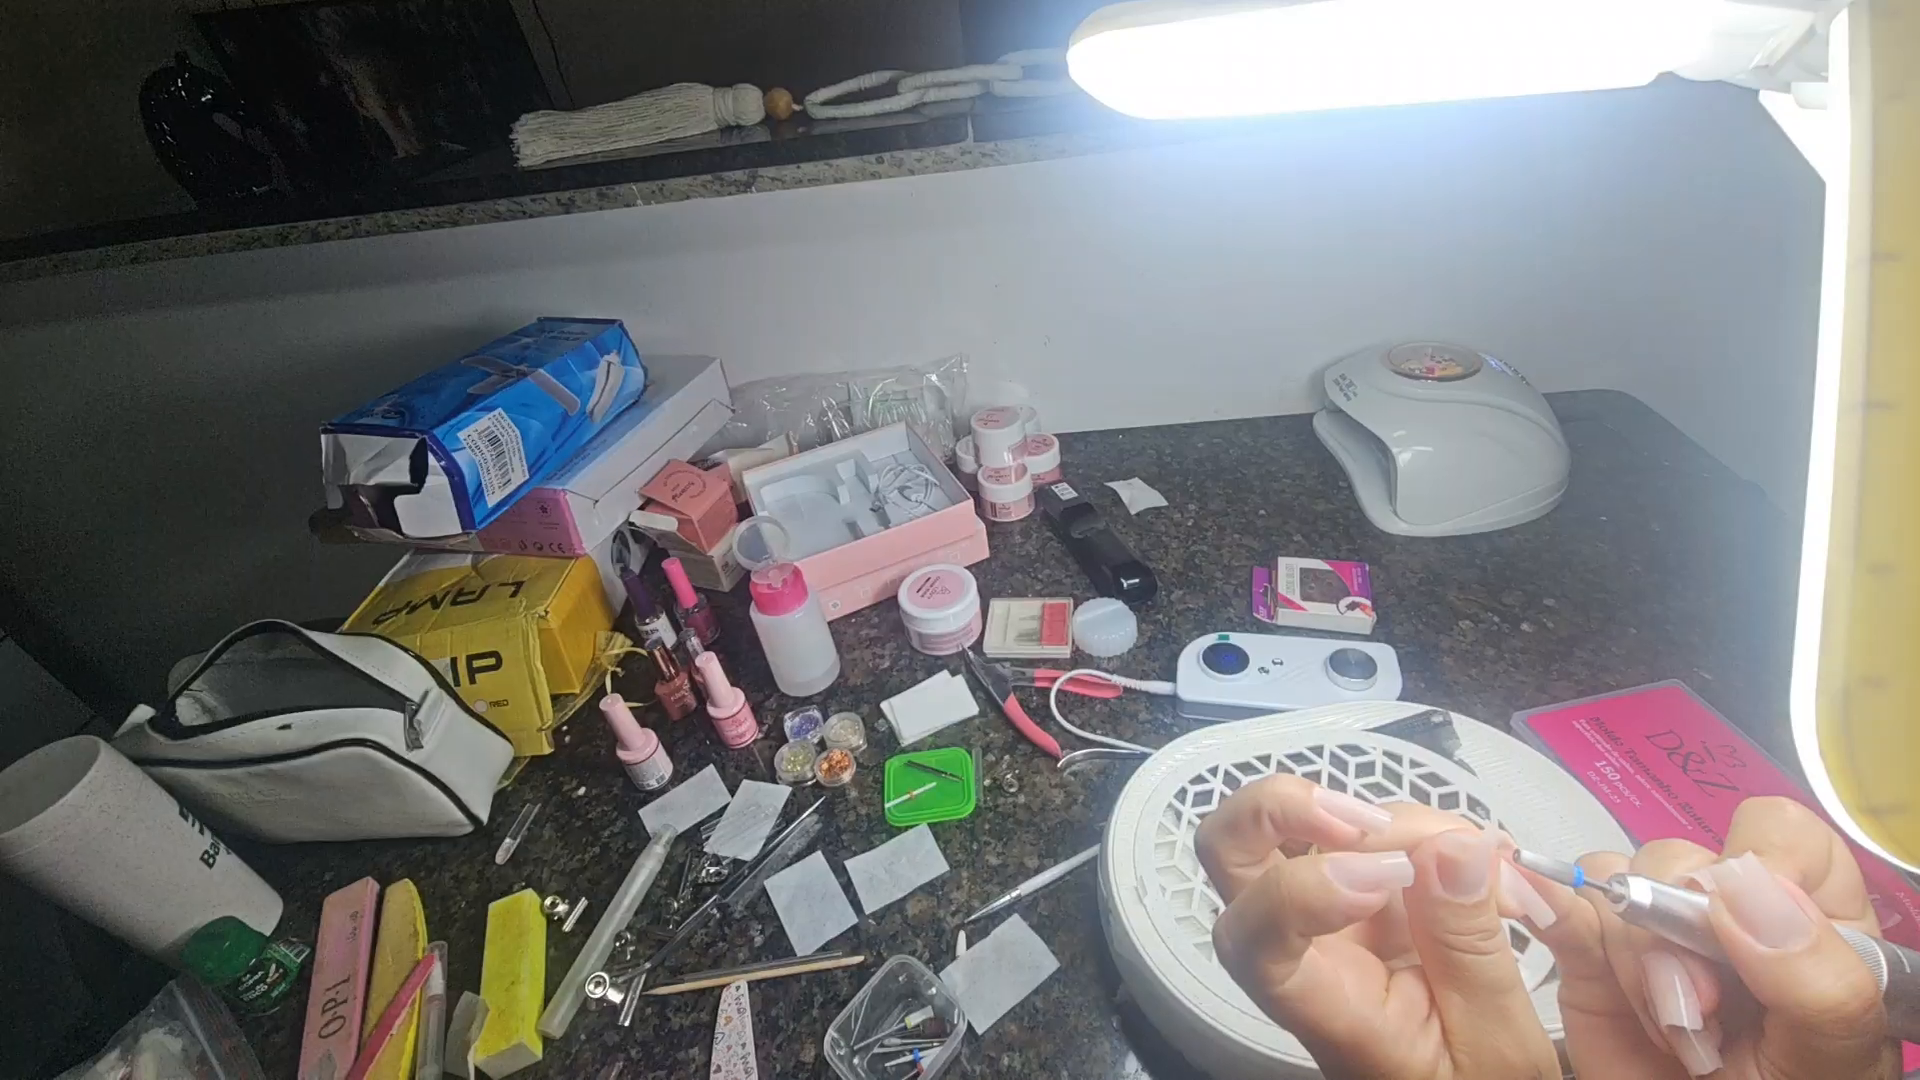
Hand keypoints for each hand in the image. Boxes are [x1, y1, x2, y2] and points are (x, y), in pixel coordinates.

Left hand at [1195, 774, 1560, 1079]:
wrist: (1459, 1079)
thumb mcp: (1496, 1048)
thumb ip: (1470, 951)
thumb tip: (1454, 847)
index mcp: (1317, 1003)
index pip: (1253, 942)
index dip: (1298, 891)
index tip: (1389, 877)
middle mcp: (1293, 939)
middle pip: (1225, 849)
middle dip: (1280, 808)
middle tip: (1371, 821)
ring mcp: (1311, 899)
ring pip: (1291, 820)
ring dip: (1378, 815)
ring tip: (1473, 849)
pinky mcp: (1344, 874)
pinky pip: (1348, 823)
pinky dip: (1404, 819)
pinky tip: (1465, 844)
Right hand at [1513, 796, 1896, 1078]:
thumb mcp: (1826, 1065)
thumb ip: (1815, 981)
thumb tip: (1743, 881)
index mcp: (1805, 925)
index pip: (1780, 835)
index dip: (1756, 860)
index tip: (1739, 925)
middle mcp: (1720, 913)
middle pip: (1676, 857)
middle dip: (1676, 930)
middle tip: (1698, 1002)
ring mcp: (1645, 926)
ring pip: (1610, 878)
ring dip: (1630, 954)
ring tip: (1665, 1025)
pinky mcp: (1581, 943)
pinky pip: (1550, 899)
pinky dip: (1549, 911)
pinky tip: (1583, 962)